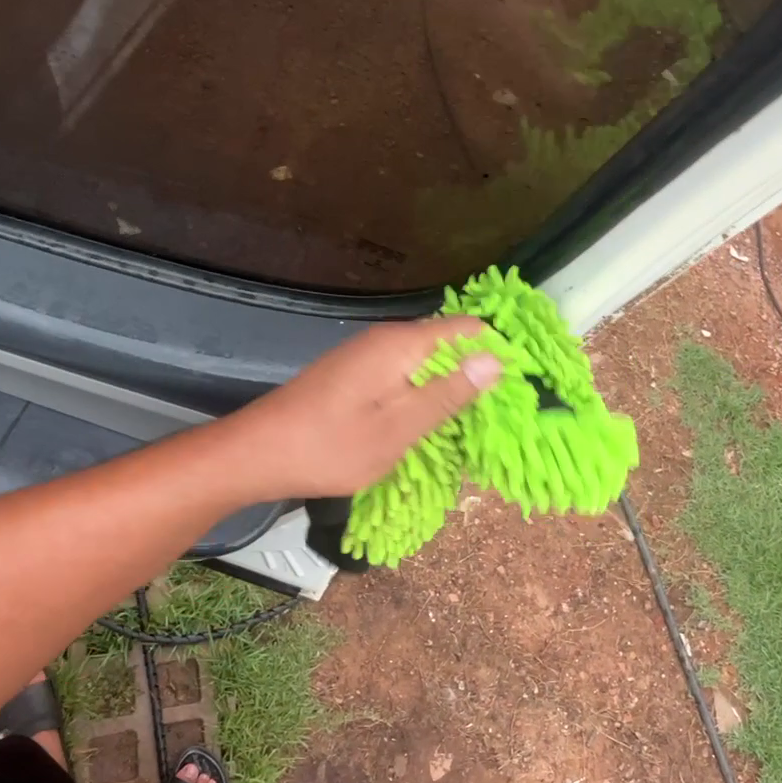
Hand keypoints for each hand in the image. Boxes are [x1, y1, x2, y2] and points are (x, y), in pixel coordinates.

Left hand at [225, 316, 500, 499]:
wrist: (257, 454)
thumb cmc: (330, 446)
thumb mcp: (399, 428)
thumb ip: (448, 394)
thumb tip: (496, 359)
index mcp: (401, 344)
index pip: (467, 328)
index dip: (498, 351)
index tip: (524, 384)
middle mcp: (385, 340)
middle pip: (447, 343)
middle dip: (477, 372)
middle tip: (505, 413)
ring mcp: (365, 357)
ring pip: (424, 362)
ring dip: (449, 388)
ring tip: (476, 423)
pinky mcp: (352, 376)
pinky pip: (402, 375)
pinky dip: (421, 395)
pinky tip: (429, 423)